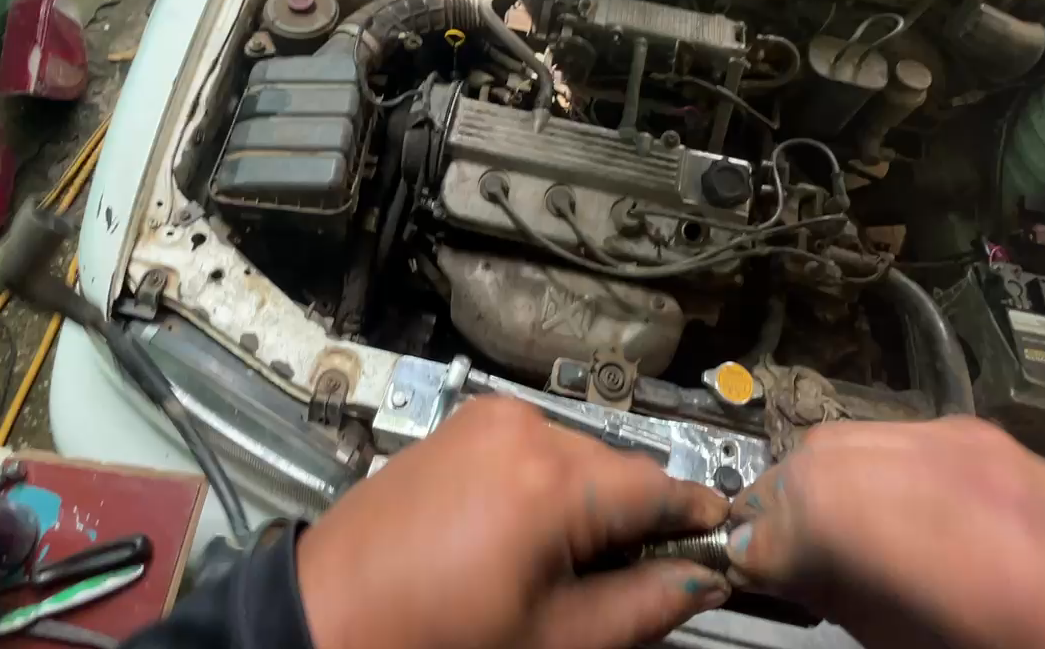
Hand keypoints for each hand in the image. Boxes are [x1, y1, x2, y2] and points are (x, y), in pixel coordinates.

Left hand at [297, 396, 731, 648]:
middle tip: (632, 574)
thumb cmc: (430, 637)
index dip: (694, 515)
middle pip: (615, 466)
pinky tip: (529, 528)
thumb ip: (641, 605)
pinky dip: (549, 479)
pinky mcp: (464, 422)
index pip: (656, 485)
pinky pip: (533, 443)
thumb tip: (701, 577)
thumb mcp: (552, 640)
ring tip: (566, 560)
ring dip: (590, 497)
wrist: (325, 612)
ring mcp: (488, 417)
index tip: (718, 536)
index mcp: (550, 477)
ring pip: (576, 452)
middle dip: (635, 516)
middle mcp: (523, 426)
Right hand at [726, 418, 1044, 648]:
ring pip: (840, 436)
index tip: (743, 563)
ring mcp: (970, 441)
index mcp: (971, 557)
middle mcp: (966, 475)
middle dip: (776, 501)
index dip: (765, 535)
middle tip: (765, 543)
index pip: (820, 506)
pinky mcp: (971, 429)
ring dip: (805, 477)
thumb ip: (847, 599)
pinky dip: (846, 464)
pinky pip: (876, 434)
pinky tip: (856, 501)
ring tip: (804, 522)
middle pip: (820, 458)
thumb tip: (773, 559)